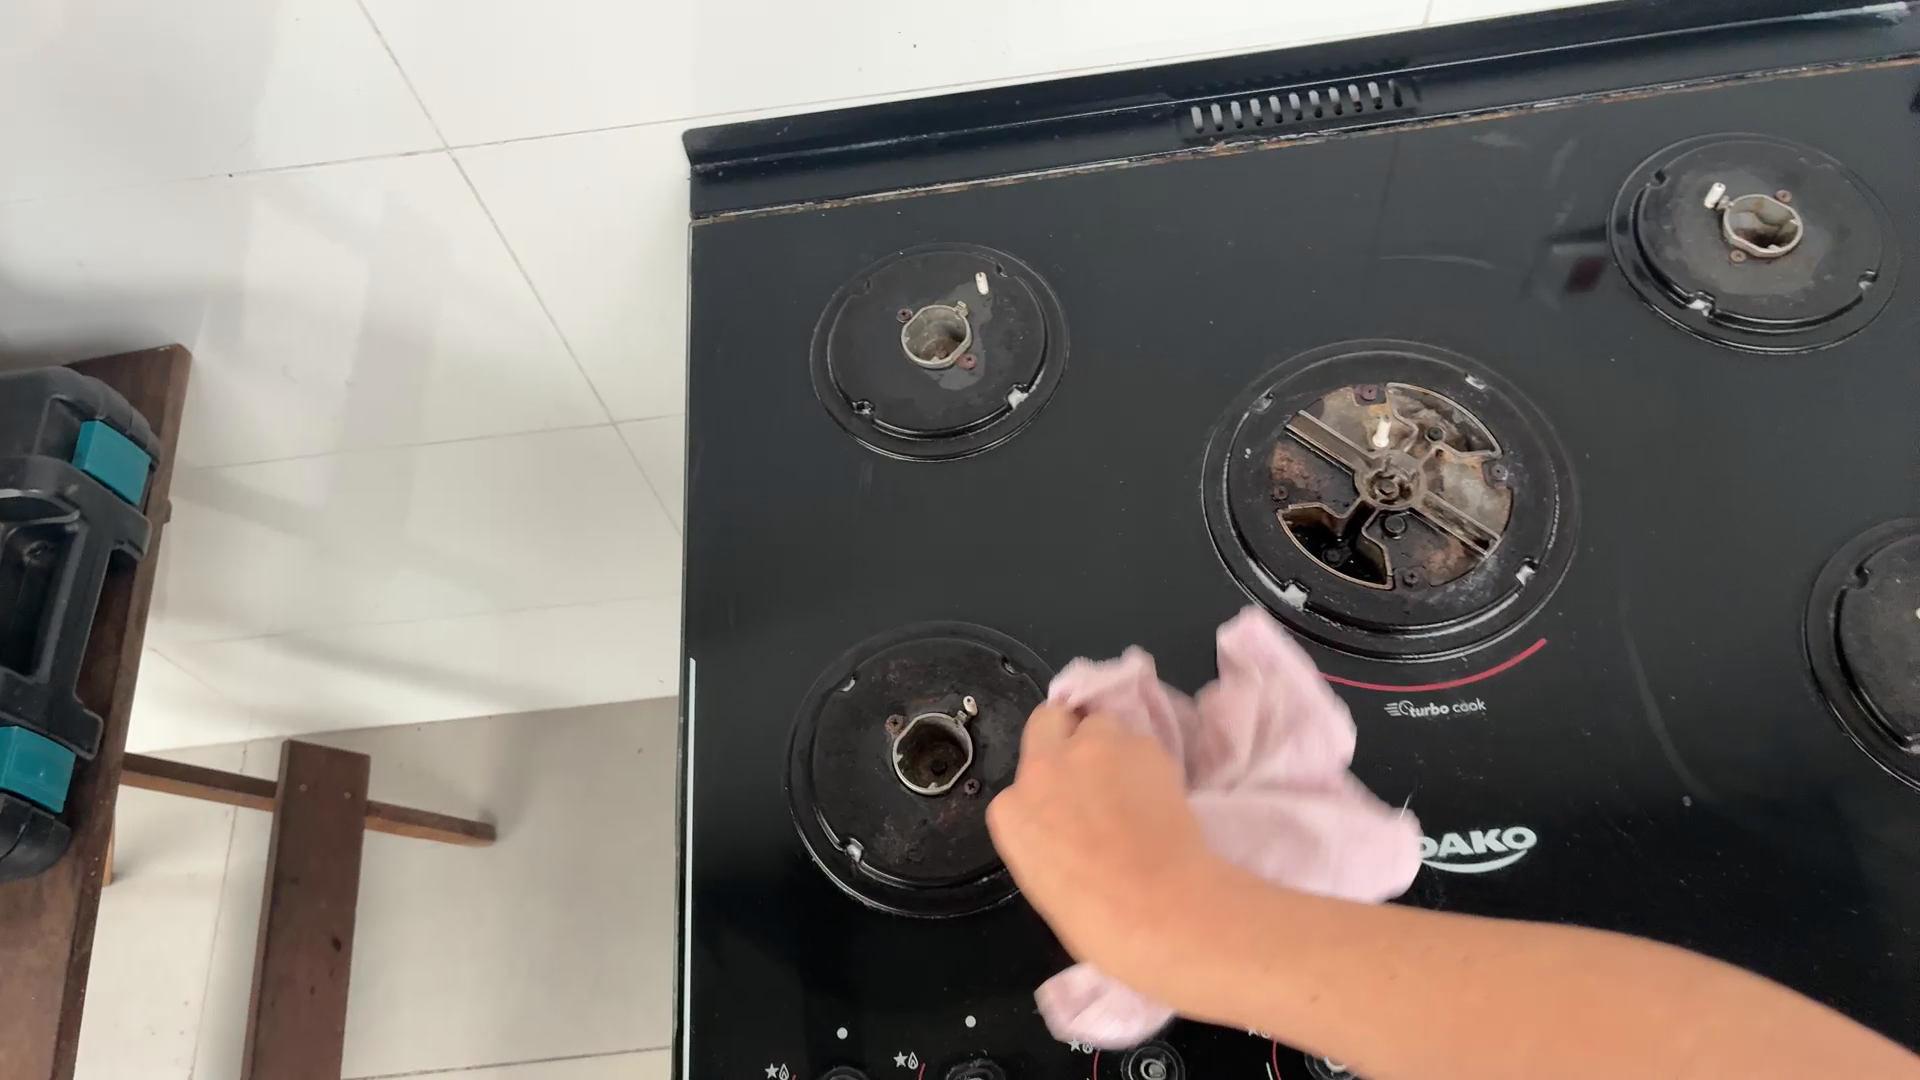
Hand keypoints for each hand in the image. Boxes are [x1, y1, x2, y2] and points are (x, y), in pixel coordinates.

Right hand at [986, 704, 1230, 1004]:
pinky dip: (1147, 763)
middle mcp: (1044, 767)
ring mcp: (1093, 749)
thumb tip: (1069, 822)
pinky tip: (1161, 796)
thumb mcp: (1043, 877)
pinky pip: (1140, 743)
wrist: (1160, 911)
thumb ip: (1045, 831)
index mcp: (1010, 810)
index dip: (1049, 788)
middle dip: (1065, 733)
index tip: (1068, 808)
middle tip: (1089, 766)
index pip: (1024, 779)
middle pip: (1048, 719)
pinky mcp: (1141, 745)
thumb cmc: (1098, 920)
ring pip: (1099, 723)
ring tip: (1133, 784)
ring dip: (1109, 746)